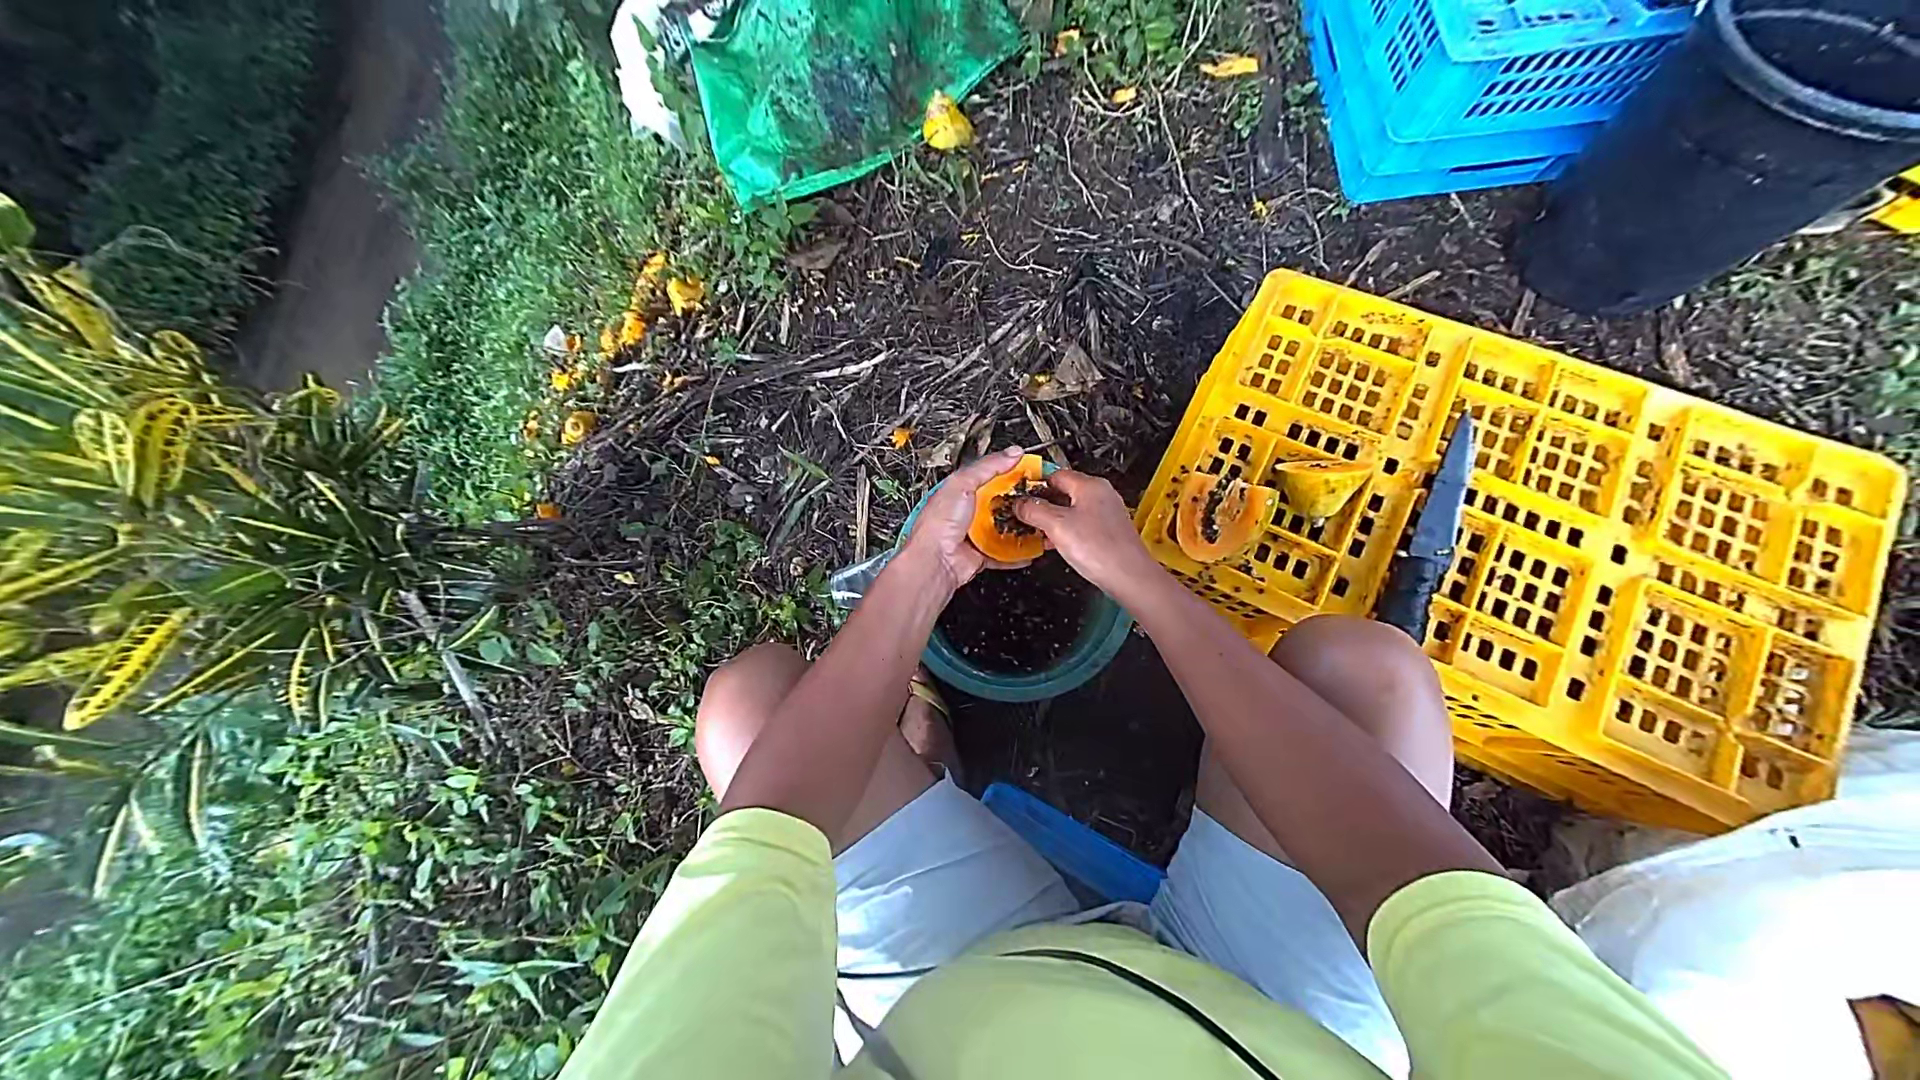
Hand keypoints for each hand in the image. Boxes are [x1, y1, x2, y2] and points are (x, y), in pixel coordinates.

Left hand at [897, 446, 1028, 591]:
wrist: (934, 560)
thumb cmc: (938, 523)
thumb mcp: (963, 484)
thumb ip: (988, 467)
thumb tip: (1012, 453)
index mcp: (960, 491)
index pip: (990, 477)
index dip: (1010, 473)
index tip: (1029, 471)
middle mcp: (968, 512)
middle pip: (1000, 503)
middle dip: (1018, 501)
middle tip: (1036, 497)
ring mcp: (975, 534)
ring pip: (1004, 528)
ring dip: (1020, 526)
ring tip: (1036, 521)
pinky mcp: (981, 554)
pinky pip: (1003, 552)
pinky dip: (1017, 552)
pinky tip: (1028, 548)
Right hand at [1012, 469, 1158, 593]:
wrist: (1128, 577)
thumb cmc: (1102, 549)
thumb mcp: (1057, 526)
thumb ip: (1035, 511)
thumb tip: (1020, 504)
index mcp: (1090, 486)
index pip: (1056, 475)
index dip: (1036, 485)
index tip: (1022, 496)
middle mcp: (1101, 496)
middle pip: (1064, 492)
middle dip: (1043, 505)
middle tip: (1027, 516)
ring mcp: (1106, 514)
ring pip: (1072, 510)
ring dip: (1054, 520)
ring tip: (1039, 531)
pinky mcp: (1108, 532)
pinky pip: (1081, 525)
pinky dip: (1067, 531)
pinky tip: (1058, 544)